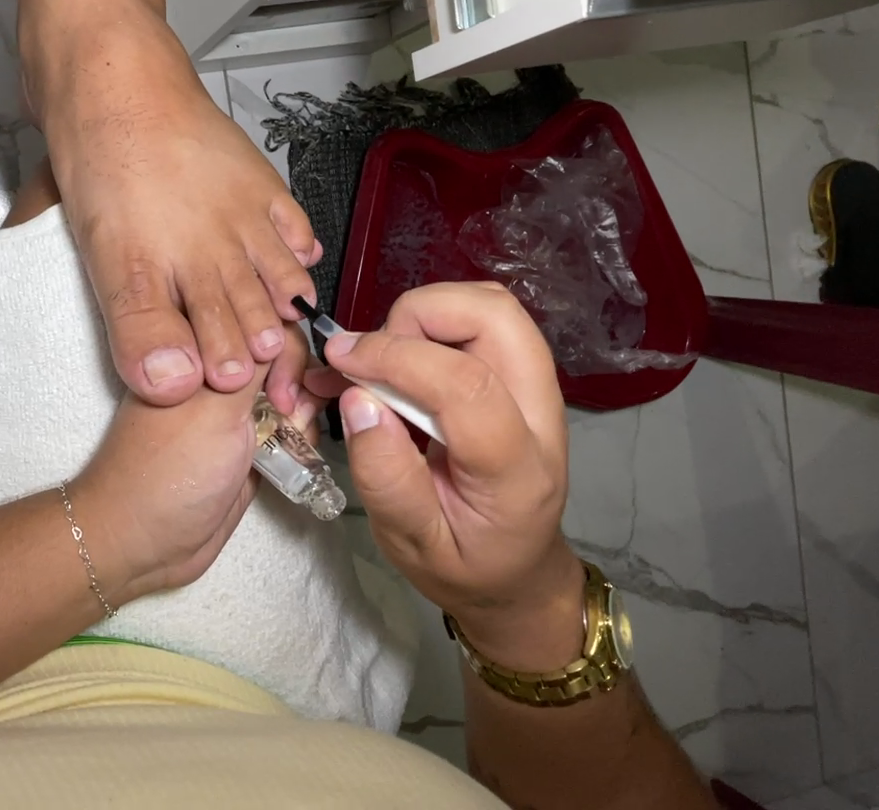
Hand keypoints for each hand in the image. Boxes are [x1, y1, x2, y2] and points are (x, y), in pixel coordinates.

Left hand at [26, 0, 320, 412]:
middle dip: (262, 340)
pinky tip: (303, 249)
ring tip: (293, 318)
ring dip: (284, 296)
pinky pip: (288, 213)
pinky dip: (297, 237)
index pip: (225, 335)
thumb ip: (144, 327)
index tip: (240, 390)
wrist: (120, 83)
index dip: (231, 365)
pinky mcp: (249, 173)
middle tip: (277, 367)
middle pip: (256, 305)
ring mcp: (245, 207)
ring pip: (277, 265)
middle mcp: (230, 245)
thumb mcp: (110, 264)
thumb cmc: (107, 166)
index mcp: (195, 273)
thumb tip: (178, 384)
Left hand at [73, 337, 320, 604]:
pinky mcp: (249, 446)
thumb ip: (253, 364)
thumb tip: (285, 320)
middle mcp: (216, 374)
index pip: (254, 320)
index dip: (282, 339)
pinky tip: (299, 448)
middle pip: (280, 354)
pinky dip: (300, 433)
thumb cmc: (170, 468)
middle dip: (297, 378)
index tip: (288, 377)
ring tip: (293, 431)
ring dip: (302, 407)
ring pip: (288, 390)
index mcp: (196, 350)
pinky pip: (288, 427)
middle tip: (289, 411)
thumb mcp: (214, 406)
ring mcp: (233, 411)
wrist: (145, 542)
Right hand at [303, 282, 585, 670]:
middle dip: (418, 315)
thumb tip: (357, 400)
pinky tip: (391, 356)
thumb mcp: (411, 544)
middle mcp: (538, 414)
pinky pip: (477, 319)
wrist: (518, 572)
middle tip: (373, 357)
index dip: (396, 358)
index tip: (339, 358)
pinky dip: (426, 320)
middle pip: (496, 317)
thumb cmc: (464, 564)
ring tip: (383, 360)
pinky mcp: (518, 374)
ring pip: (489, 305)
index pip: (467, 386)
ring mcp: (534, 387)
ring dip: (422, 315)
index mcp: (516, 470)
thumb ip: (386, 479)